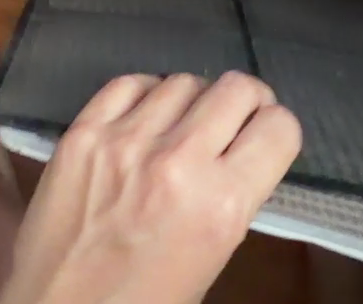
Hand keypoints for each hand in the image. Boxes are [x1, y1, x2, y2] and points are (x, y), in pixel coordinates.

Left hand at [0, 72, 301, 303]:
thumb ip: (230, 196)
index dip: (278, 129)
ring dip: (193, 100)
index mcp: (220, 206)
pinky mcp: (83, 131)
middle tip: (236, 118)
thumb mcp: (211, 258)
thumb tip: (242, 146)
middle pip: (236, 89)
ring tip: (183, 125)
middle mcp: (177, 162)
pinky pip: (129, 83)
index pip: (278, 128)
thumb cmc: (142, 302)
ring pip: (183, 81)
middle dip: (246, 101)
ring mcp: (125, 140)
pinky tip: (144, 117)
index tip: (268, 133)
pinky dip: (145, 94)